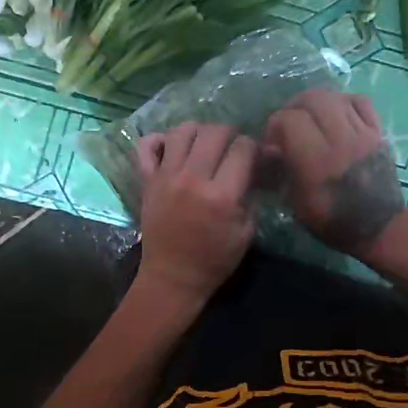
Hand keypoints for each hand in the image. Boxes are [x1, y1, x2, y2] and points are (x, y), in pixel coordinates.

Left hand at [133, 122, 257, 301]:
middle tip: (233, 149)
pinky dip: (161, 140)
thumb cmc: (215, 259)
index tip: (255, 157)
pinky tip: (174, 149)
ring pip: (183, 130)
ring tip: (206, 145)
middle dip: (231, 134)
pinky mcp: (147, 180)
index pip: (243, 148)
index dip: (254, 147)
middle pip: (215, 132)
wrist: (173, 277)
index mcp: (222, 195)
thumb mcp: (247, 231)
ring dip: (200, 132)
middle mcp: (192, 179)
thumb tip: (261, 163)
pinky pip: (147, 145)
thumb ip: (253, 194)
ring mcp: (166, 177)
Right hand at [265, 89, 403, 257]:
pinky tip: (336, 114)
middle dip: (293, 107)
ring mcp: (363, 133)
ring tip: (310, 117)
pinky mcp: (378, 133)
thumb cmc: (333, 222)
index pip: (289, 119)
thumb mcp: (297, 204)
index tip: (272, 141)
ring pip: (336, 97)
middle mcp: (341, 140)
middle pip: (312, 99)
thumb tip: (271, 148)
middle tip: (288, 123)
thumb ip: (282, 170)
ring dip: (317, 103)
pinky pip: (360, 102)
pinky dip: (344, 102)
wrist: (380, 228)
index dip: (274, 125)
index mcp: (317, 160)